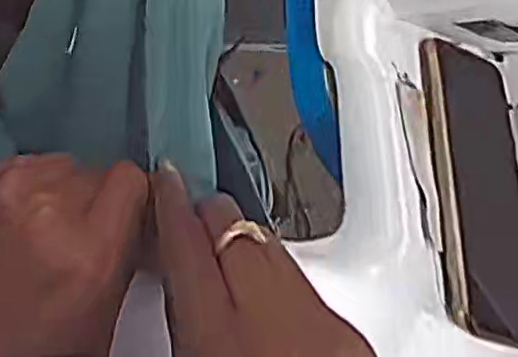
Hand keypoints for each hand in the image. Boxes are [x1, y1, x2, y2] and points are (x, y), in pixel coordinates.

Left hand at [0, 155, 149, 356]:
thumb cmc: (34, 348)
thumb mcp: (103, 315)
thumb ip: (127, 249)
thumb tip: (143, 209)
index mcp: (88, 251)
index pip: (131, 177)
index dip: (132, 199)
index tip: (127, 217)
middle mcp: (50, 207)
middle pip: (97, 170)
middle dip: (96, 200)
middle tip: (84, 235)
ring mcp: (9, 186)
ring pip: (63, 162)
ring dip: (63, 188)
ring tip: (47, 228)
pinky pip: (29, 163)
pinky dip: (30, 185)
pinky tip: (20, 220)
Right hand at [151, 163, 373, 356]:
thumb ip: (179, 309)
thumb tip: (169, 271)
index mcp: (219, 340)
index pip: (186, 242)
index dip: (170, 201)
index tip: (165, 177)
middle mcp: (275, 321)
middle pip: (231, 225)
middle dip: (208, 213)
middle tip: (189, 220)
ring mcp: (321, 323)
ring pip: (268, 244)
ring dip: (245, 243)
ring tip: (227, 259)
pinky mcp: (351, 333)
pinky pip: (303, 281)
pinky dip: (282, 277)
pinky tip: (270, 300)